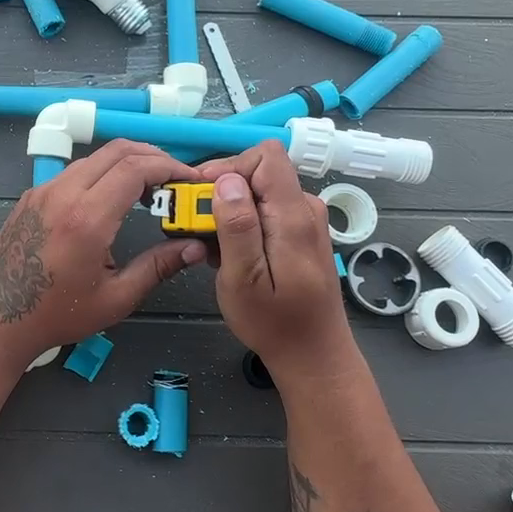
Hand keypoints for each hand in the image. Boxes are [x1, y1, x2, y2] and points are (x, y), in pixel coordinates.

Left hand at [0, 140, 207, 360]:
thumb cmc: (58, 314)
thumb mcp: (116, 298)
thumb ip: (158, 267)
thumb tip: (195, 248)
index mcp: (87, 218)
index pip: (135, 168)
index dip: (169, 167)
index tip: (189, 180)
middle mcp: (63, 194)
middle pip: (116, 151)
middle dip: (153, 157)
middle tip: (175, 177)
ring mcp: (43, 191)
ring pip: (94, 158)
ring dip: (126, 163)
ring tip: (149, 188)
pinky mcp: (31, 196)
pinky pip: (73, 172)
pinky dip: (101, 173)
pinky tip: (112, 197)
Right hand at [196, 143, 355, 374]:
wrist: (313, 355)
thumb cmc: (274, 324)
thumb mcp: (243, 280)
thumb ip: (237, 227)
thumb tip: (226, 180)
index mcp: (293, 216)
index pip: (266, 156)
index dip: (230, 167)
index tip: (204, 198)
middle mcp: (305, 209)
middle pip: (260, 171)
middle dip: (224, 192)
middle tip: (199, 227)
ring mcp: (306, 221)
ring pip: (260, 192)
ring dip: (231, 211)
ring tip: (213, 246)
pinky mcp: (301, 234)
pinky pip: (267, 210)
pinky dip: (244, 224)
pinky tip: (231, 254)